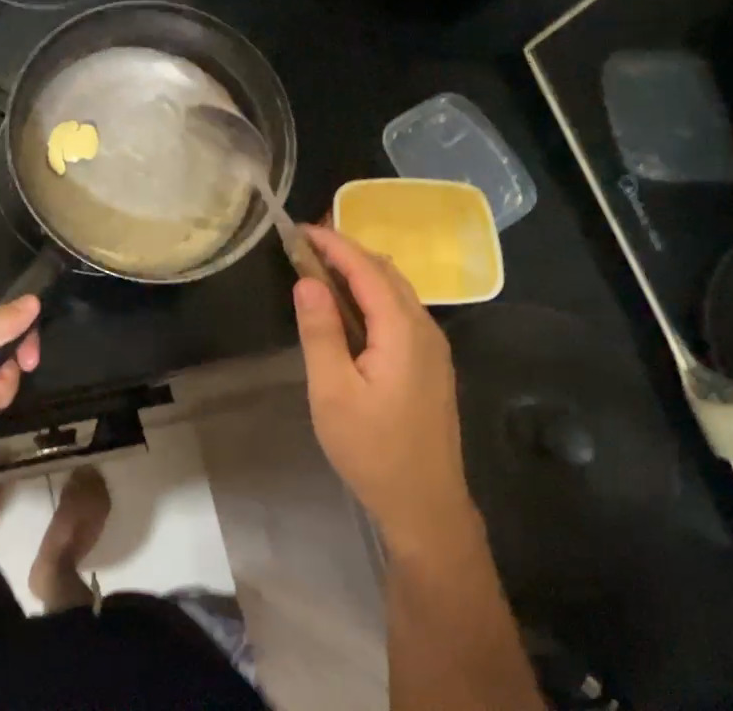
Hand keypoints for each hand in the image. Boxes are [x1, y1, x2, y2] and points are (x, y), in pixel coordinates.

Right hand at [292, 224, 479, 554]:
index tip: (299, 229)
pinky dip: (372, 295)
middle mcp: (425, 330)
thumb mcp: (332, 390)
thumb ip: (320, 331)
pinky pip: (401, 312)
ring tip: (320, 267)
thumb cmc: (372, 448)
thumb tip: (307, 281)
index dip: (333, 245)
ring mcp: (433, 348)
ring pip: (397, 292)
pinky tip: (349, 307)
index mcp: (402, 331)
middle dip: (347, 251)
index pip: (367, 270)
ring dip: (361, 272)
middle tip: (305, 243)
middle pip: (386, 273)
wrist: (425, 502)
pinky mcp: (430, 365)